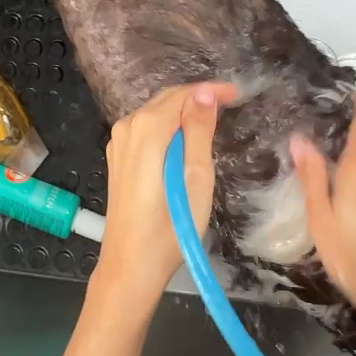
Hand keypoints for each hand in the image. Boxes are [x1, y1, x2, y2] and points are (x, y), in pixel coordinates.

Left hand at [93, 82, 235, 302]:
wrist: (131, 265)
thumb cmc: (172, 227)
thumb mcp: (196, 179)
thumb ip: (199, 131)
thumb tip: (204, 93)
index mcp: (146, 128)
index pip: (182, 94)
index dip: (211, 91)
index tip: (238, 94)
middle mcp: (127, 126)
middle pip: (166, 100)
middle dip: (197, 99)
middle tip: (230, 105)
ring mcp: (118, 141)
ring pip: (155, 113)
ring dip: (183, 113)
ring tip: (213, 122)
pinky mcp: (117, 156)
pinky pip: (146, 129)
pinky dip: (168, 128)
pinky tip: (185, 143)